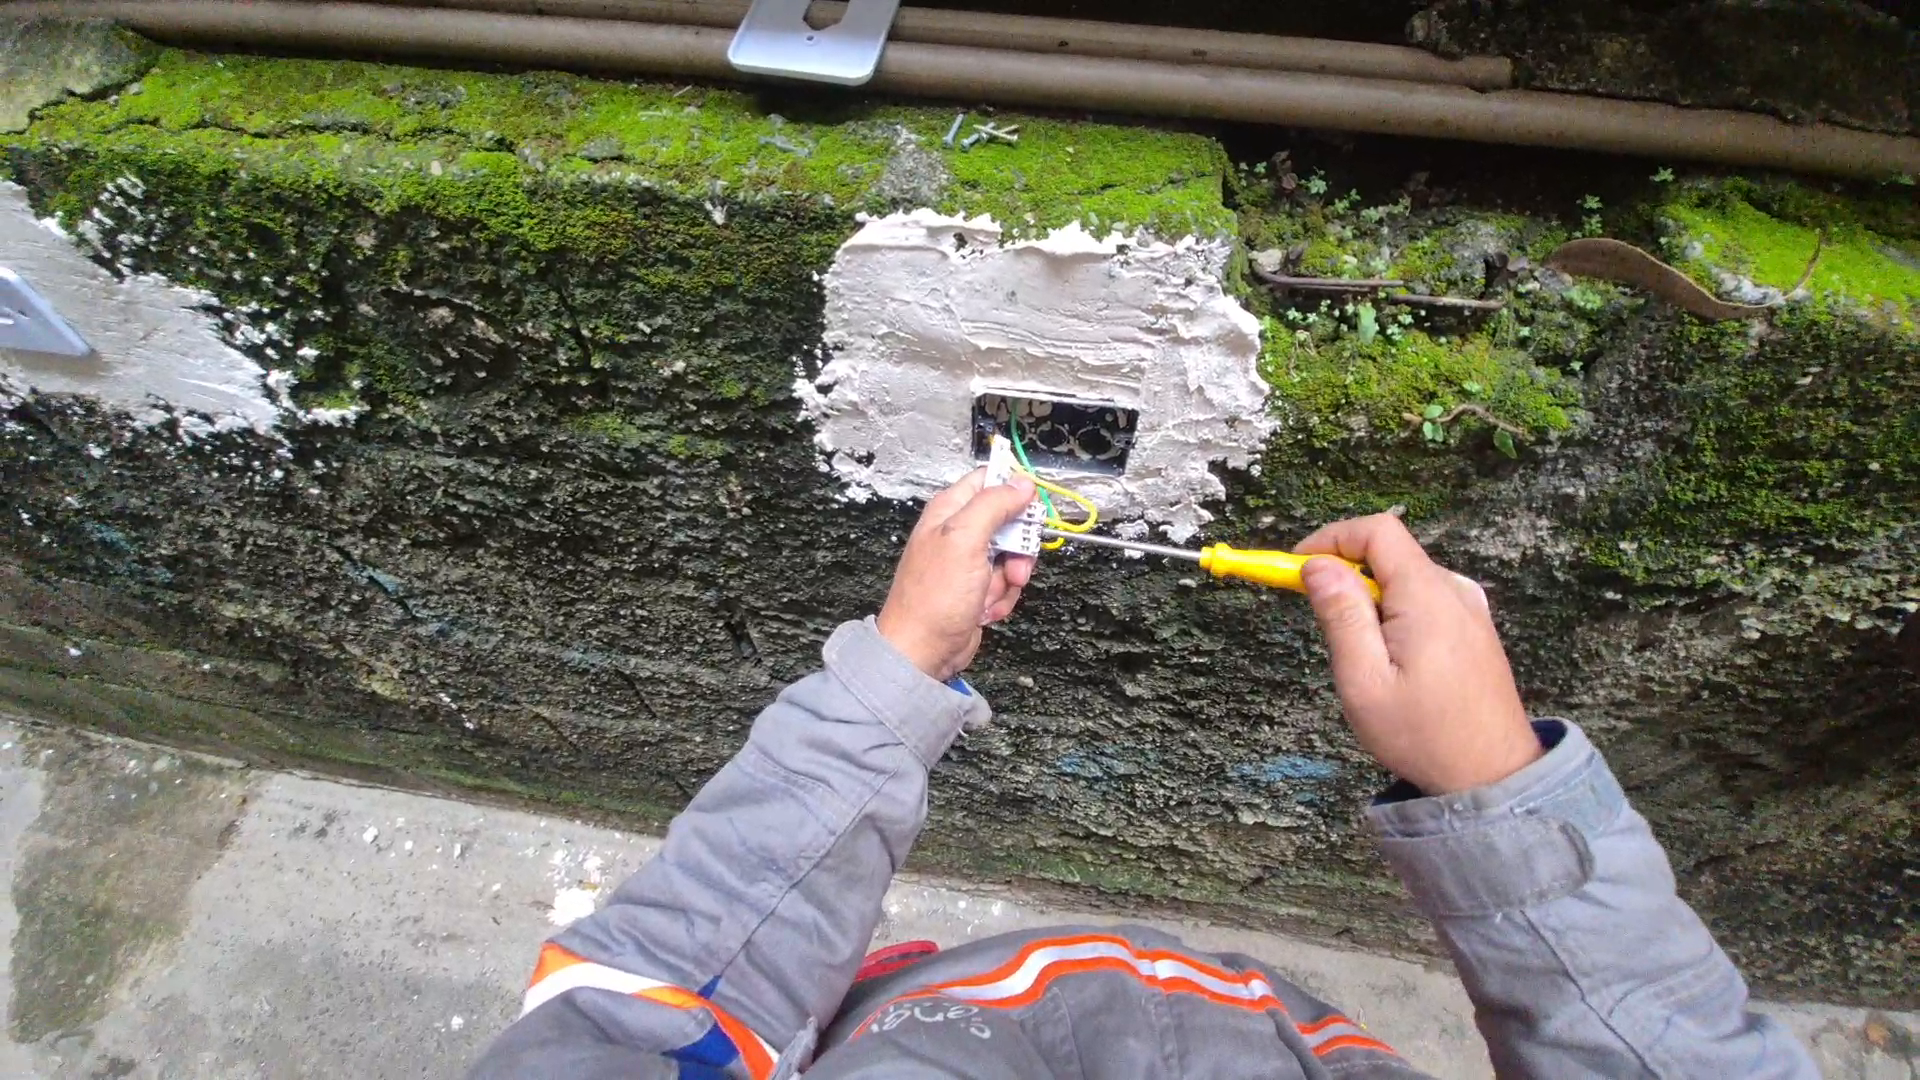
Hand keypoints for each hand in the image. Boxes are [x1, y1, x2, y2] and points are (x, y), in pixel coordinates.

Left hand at [876, 470, 1037, 680]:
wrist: (923, 650)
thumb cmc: (933, 598)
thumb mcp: (965, 539)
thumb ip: (994, 504)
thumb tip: (1021, 483)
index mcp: (950, 510)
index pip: (989, 480)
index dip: (1015, 490)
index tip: (1032, 507)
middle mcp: (959, 532)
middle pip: (1010, 520)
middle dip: (1019, 546)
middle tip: (1014, 564)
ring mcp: (969, 562)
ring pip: (1013, 555)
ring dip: (1010, 578)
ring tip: (991, 593)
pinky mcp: (977, 588)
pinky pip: (1006, 583)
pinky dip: (1002, 598)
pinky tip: (984, 609)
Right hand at [1295, 514, 1540, 794]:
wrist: (1493, 779)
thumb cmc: (1421, 734)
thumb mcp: (1364, 680)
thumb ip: (1341, 615)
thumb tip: (1317, 565)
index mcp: (1427, 597)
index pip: (1377, 531)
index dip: (1331, 538)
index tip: (1297, 567)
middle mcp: (1454, 591)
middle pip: (1388, 551)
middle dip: (1342, 569)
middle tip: (1314, 612)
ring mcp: (1469, 608)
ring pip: (1402, 573)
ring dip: (1364, 591)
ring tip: (1350, 643)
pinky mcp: (1471, 627)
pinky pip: (1420, 595)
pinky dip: (1388, 605)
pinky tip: (1382, 650)